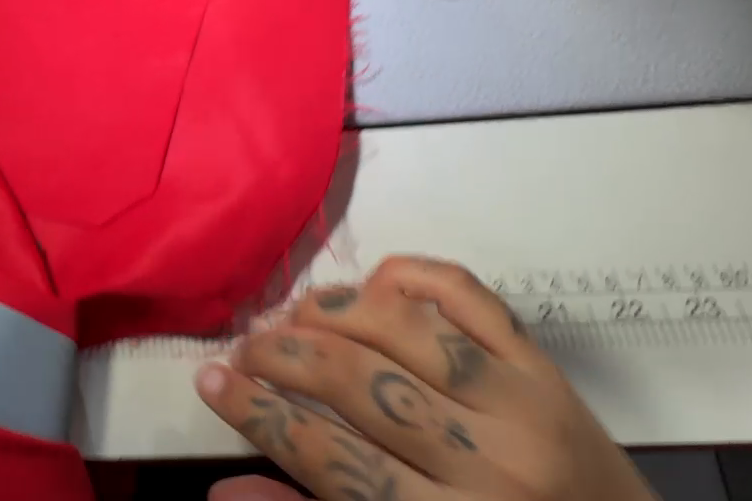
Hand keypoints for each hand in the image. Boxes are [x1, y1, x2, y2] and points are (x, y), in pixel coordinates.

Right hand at [196, 257, 657, 500]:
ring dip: (331, 310)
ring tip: (293, 316)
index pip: (328, 457)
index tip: (208, 379)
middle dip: (281, 354)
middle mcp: (492, 462)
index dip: (255, 412)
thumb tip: (218, 491)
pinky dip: (406, 272)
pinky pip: (464, 292)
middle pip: (358, 383)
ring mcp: (523, 402)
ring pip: (402, 326)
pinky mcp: (544, 362)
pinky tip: (369, 288)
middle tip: (245, 347)